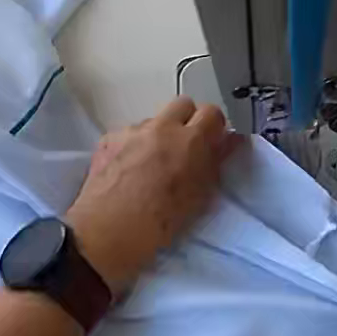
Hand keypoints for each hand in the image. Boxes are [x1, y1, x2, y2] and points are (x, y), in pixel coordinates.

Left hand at [66, 97, 244, 294]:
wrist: (107, 231)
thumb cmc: (160, 223)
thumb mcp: (199, 197)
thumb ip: (215, 162)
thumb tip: (229, 141)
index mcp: (189, 140)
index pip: (212, 112)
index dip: (213, 127)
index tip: (211, 142)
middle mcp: (160, 127)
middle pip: (182, 104)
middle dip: (187, 121)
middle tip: (184, 148)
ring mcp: (131, 130)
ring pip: (153, 121)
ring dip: (157, 135)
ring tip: (150, 165)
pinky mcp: (107, 138)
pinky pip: (128, 134)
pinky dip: (132, 146)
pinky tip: (127, 170)